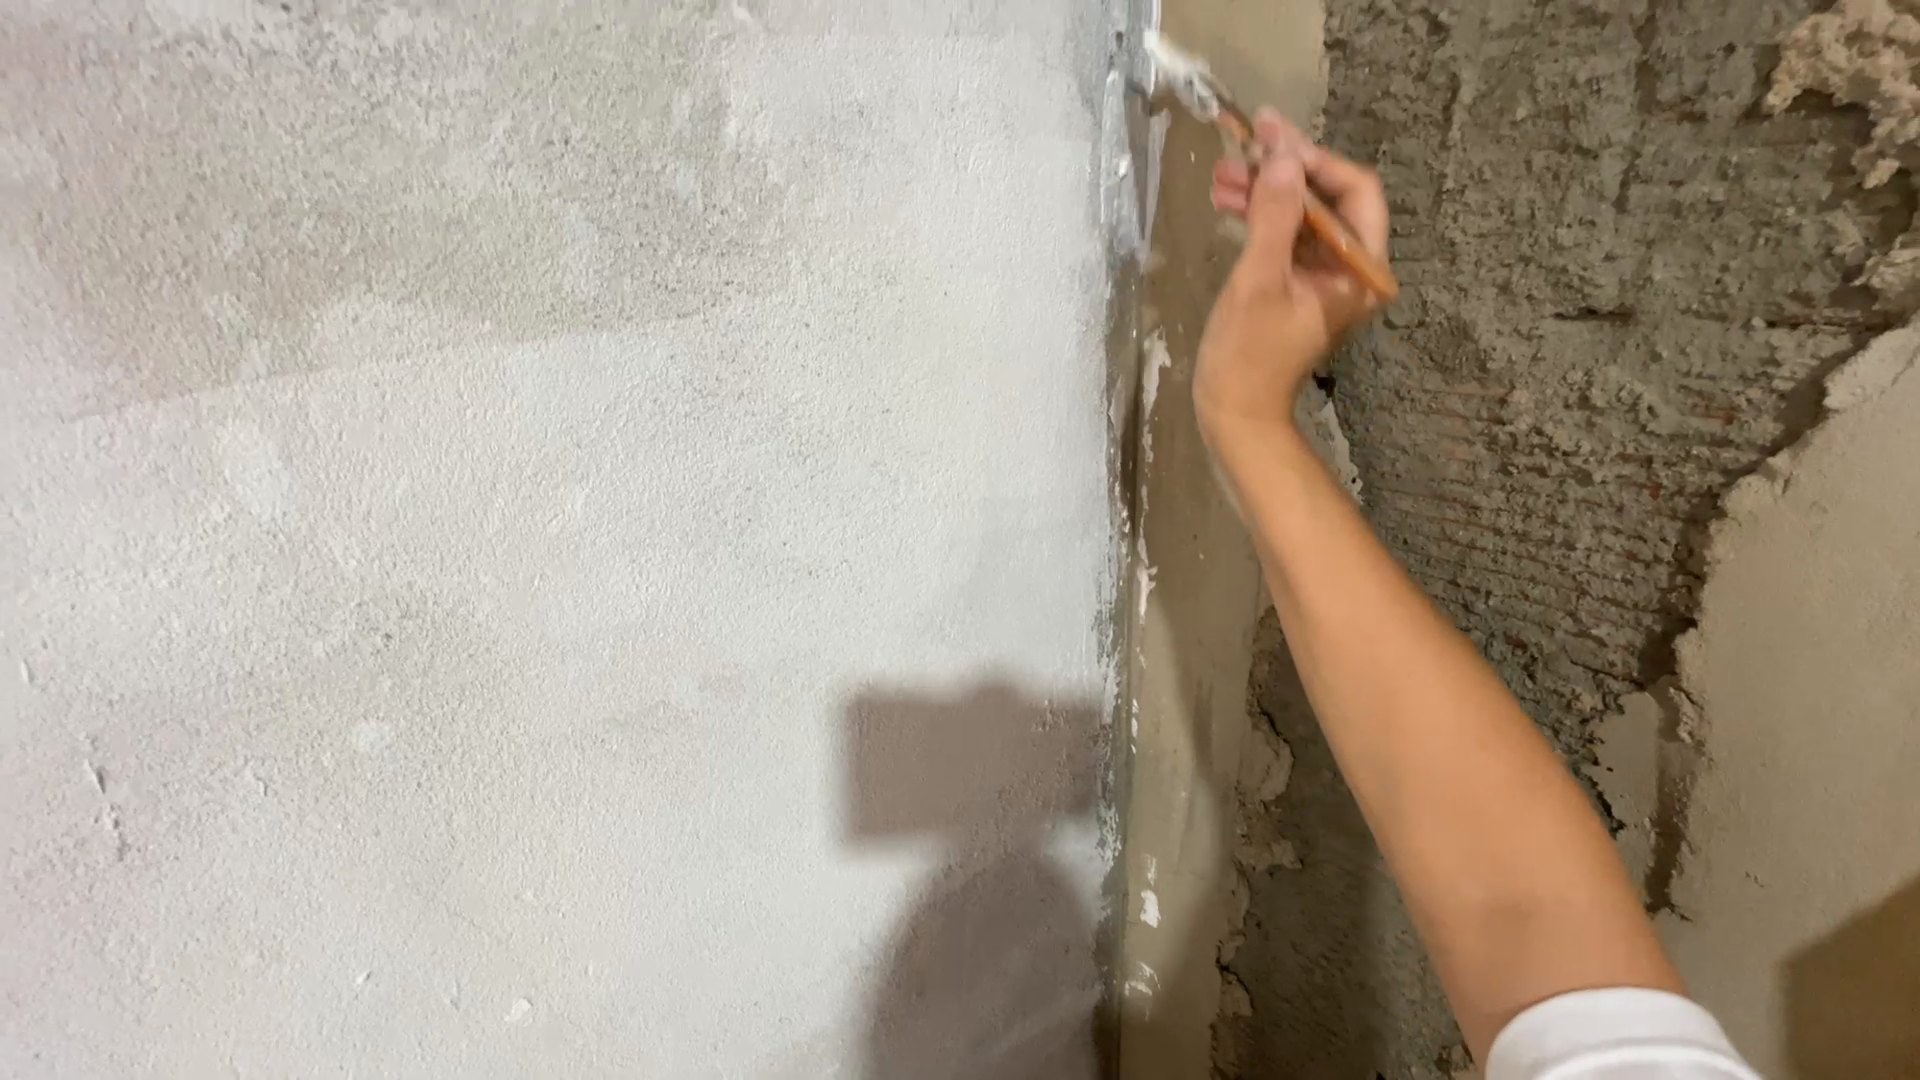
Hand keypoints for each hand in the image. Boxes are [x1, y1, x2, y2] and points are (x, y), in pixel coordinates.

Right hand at [1194, 109, 1389, 447]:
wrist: (1234, 413)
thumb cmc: (1247, 356)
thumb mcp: (1258, 283)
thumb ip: (1273, 218)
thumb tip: (1281, 157)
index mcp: (1360, 271)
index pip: (1355, 193)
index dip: (1314, 160)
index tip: (1272, 138)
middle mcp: (1352, 270)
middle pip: (1327, 200)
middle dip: (1284, 172)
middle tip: (1244, 142)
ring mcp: (1324, 280)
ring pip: (1302, 217)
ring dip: (1264, 193)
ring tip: (1223, 173)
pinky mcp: (1296, 288)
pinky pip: (1285, 240)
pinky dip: (1259, 219)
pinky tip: (1229, 202)